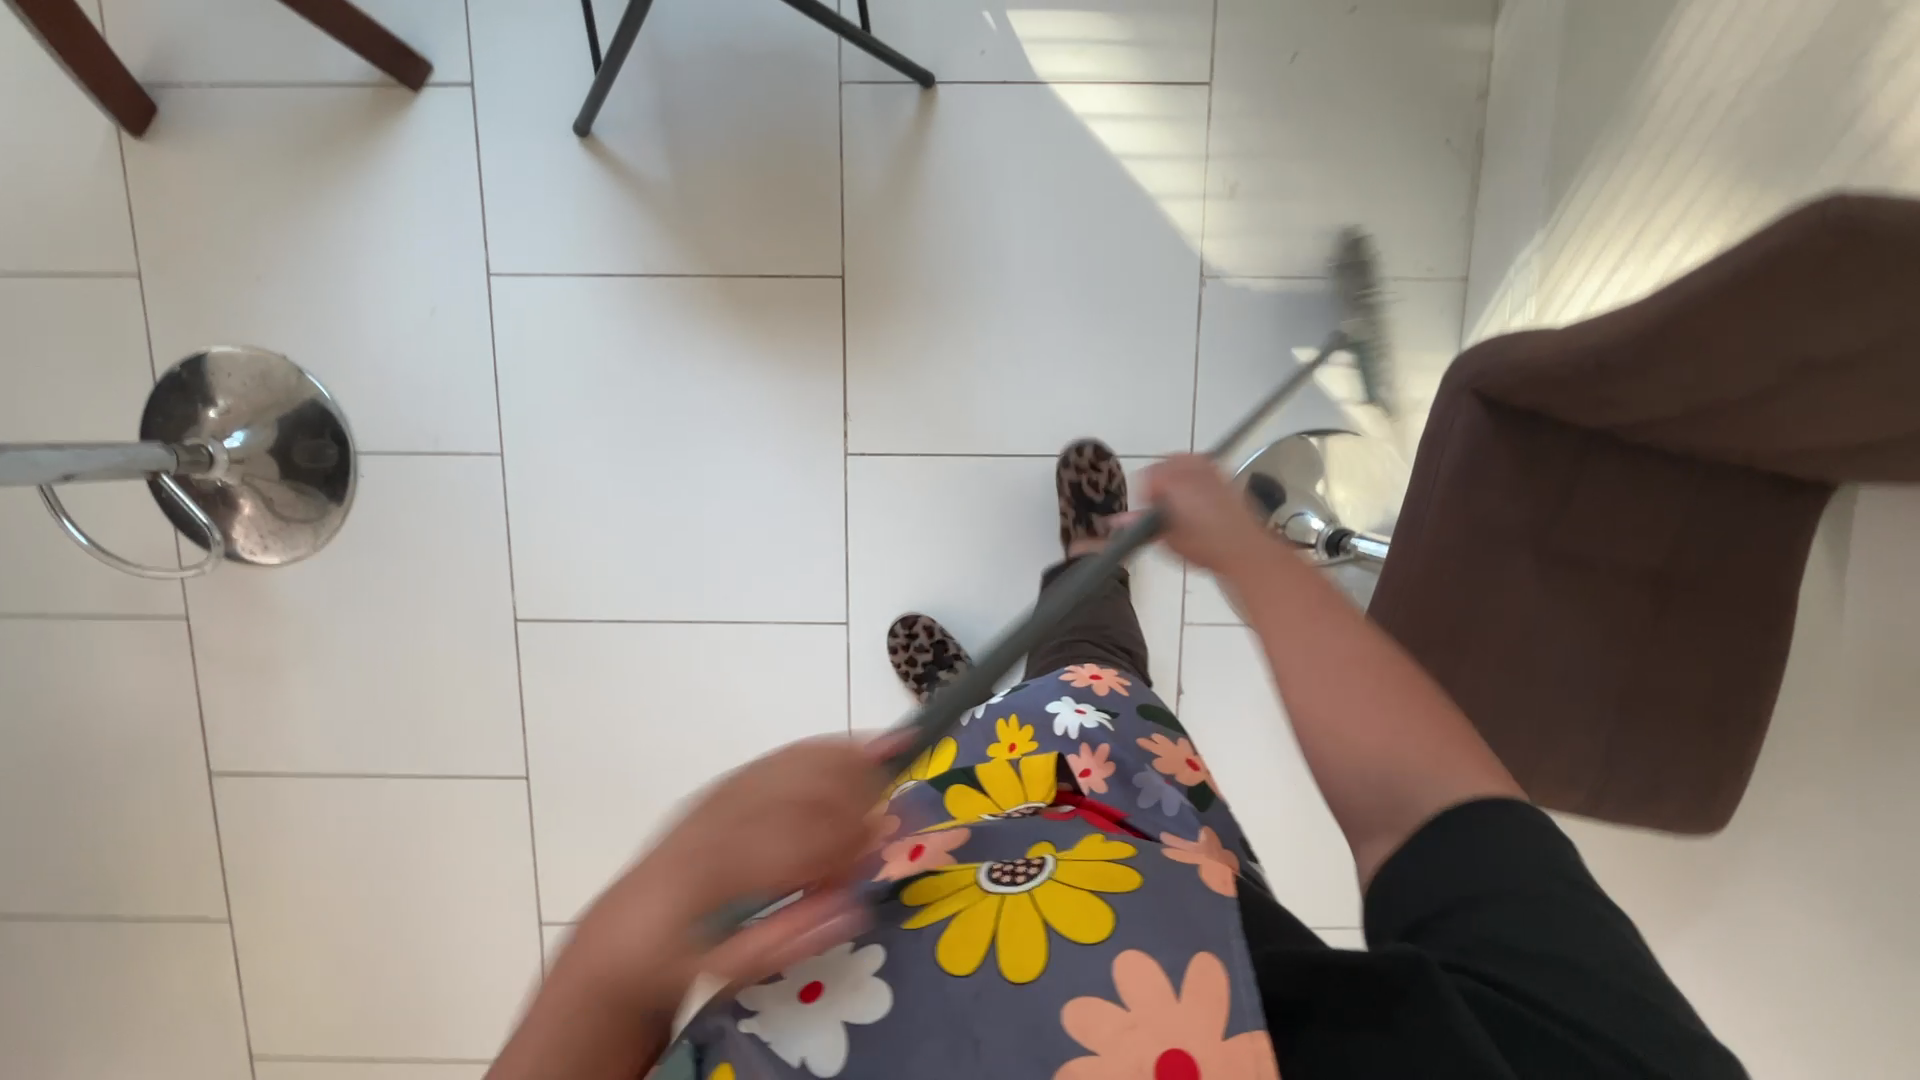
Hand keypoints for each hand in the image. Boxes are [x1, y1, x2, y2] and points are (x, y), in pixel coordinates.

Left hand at [561, 736, 890, 1007]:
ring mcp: (720, 795)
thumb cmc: (684, 957)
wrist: (628, 927)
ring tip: (896, 757)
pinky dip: (827, 750)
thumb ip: (793, 937)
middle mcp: (717, 819)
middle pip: (800, 789)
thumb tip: (856, 908)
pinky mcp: (725, 784)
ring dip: (848, 760)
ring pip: (795, 764)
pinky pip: (785, 757)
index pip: (793, 842)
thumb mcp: (732, 967)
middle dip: (856, 792)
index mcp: (714, 872)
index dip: (846, 837)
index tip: (887, 841)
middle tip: (901, 808)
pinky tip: (859, 747)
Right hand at [1140, 454, 1281, 575]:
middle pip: (1164, 464)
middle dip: (1157, 481)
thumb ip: (1140, 524)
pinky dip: (1193, 472)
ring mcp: (1212, 471)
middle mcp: (1192, 470)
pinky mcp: (1226, 477)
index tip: (1147, 512)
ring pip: (1183, 460)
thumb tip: (1116, 521)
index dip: (1142, 494)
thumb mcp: (1167, 539)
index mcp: (1174, 482)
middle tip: (1159, 505)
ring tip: (1176, 498)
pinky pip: (1203, 464)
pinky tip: (1195, 493)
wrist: (1246, 551)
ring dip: (1174, 474)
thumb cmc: (1204, 547)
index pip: (1146, 476)